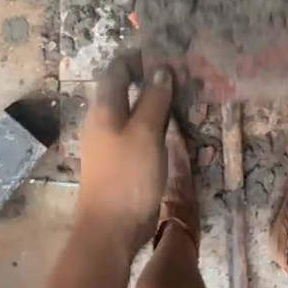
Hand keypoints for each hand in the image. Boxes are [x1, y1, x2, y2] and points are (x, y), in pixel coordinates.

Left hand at [76, 54, 175, 254]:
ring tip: (184, 100)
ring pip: (132, 112)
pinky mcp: (119, 162)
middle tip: (182, 78)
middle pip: (124, 89)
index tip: (167, 56)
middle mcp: (103, 121)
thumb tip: (161, 69)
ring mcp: (109, 143)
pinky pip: (137, 133)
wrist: (109, 232)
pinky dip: (154, 125)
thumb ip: (153, 99)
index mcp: (104, 109)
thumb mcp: (146, 133)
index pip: (117, 69)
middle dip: (151, 80)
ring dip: (155, 103)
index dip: (139, 58)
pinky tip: (174, 132)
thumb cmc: (127, 177)